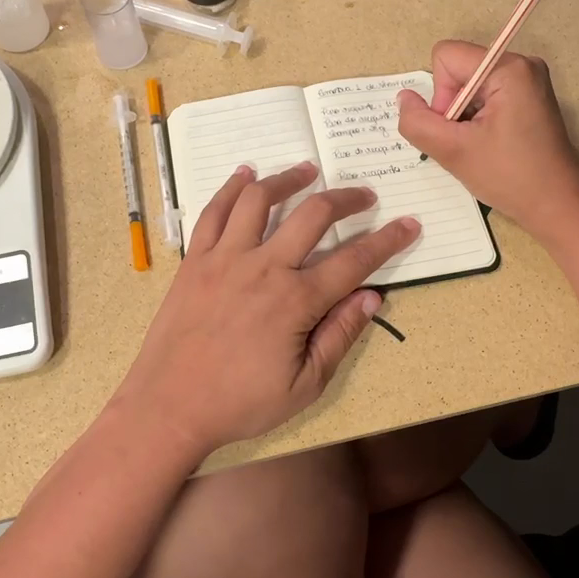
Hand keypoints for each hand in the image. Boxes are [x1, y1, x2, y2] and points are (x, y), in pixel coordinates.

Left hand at [114, 161, 419, 456]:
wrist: (169, 407)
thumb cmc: (240, 404)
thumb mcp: (304, 385)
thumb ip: (339, 336)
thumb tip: (372, 297)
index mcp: (295, 301)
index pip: (355, 261)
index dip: (388, 240)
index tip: (409, 223)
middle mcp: (263, 267)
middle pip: (313, 215)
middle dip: (346, 198)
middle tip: (363, 194)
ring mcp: (224, 258)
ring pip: (260, 199)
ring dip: (289, 179)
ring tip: (308, 170)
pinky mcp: (195, 259)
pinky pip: (214, 211)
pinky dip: (232, 188)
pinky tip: (246, 174)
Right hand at [396, 40, 578, 242]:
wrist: (558, 206)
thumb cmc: (510, 178)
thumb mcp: (453, 151)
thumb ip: (418, 122)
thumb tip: (403, 98)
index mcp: (508, 68)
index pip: (446, 57)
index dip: (440, 94)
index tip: (457, 127)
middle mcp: (522, 64)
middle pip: (459, 70)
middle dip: (452, 107)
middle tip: (468, 141)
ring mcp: (528, 80)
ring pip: (469, 85)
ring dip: (464, 116)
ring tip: (480, 146)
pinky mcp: (530, 97)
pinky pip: (486, 95)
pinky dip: (478, 119)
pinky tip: (490, 144)